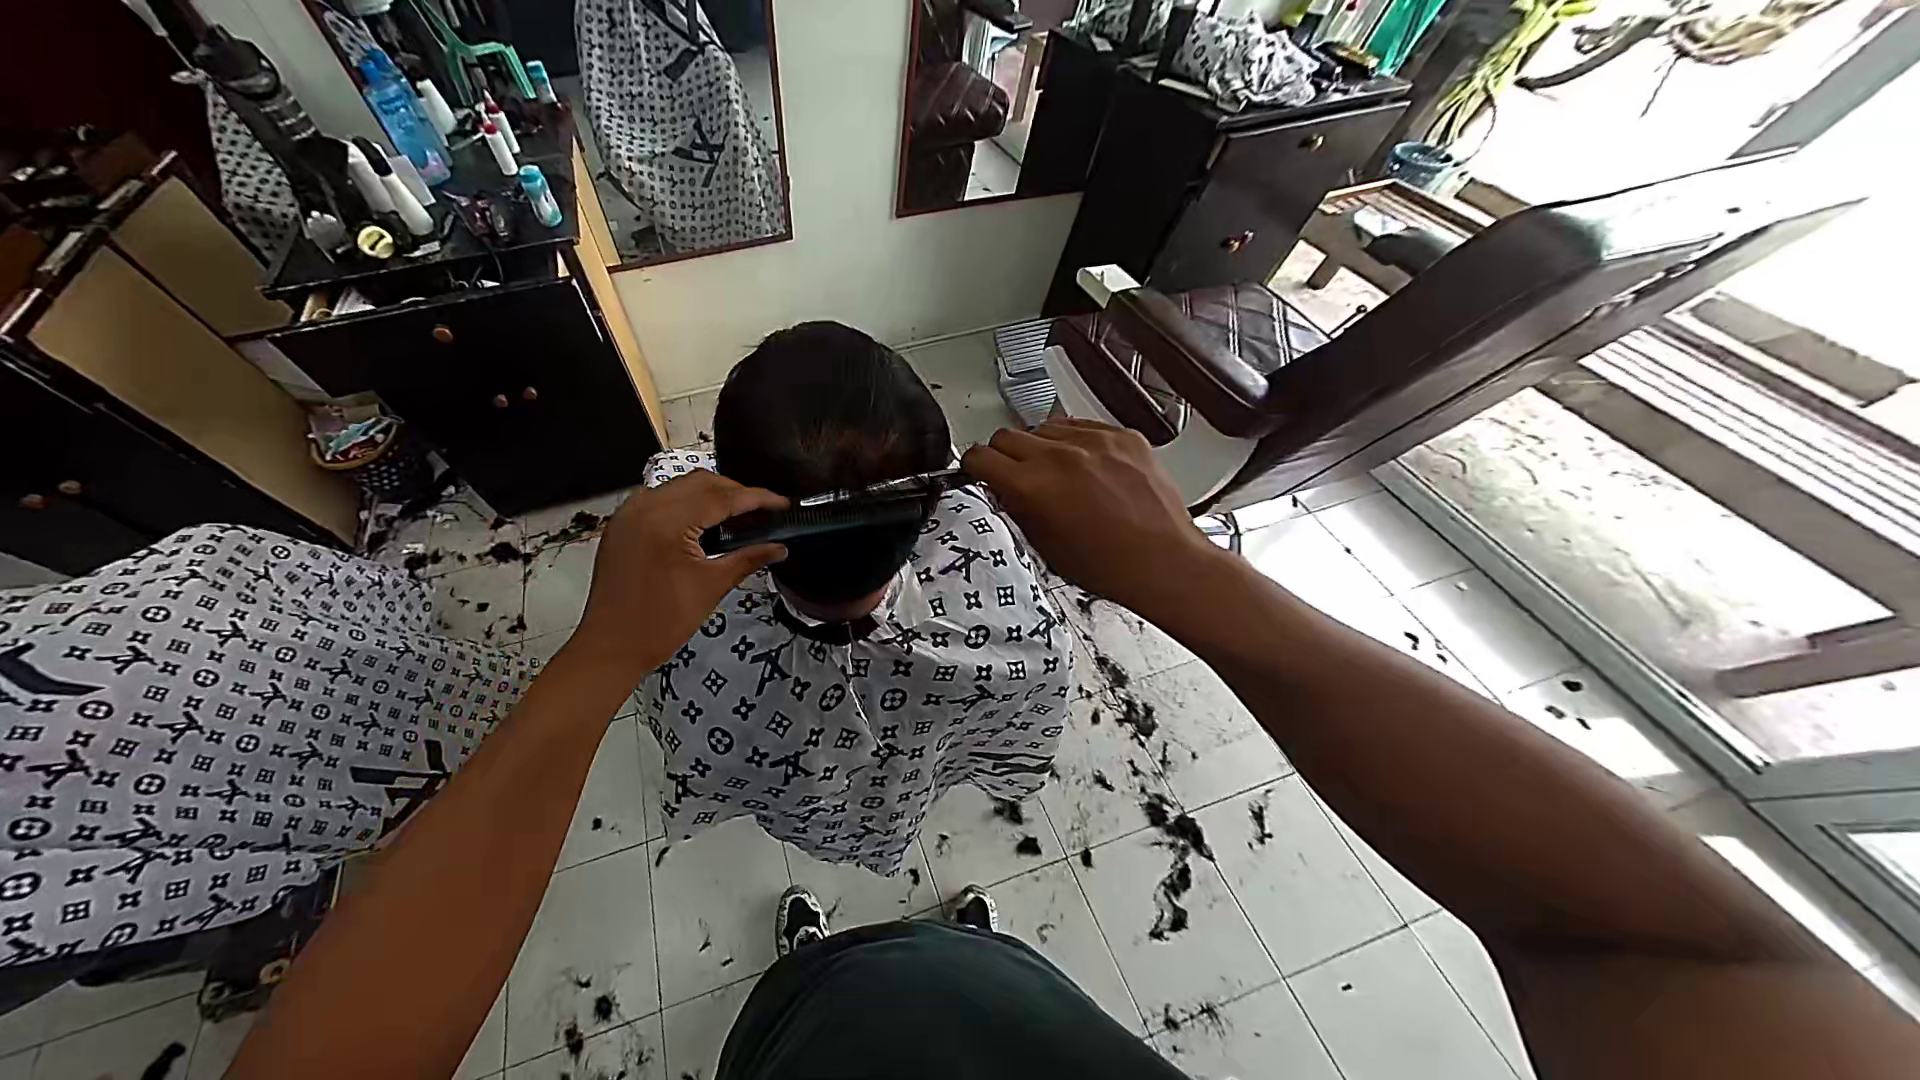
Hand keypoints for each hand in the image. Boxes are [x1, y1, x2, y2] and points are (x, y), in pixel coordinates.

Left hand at [571, 472, 787, 678]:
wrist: (612, 646)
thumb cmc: (661, 622)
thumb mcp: (712, 586)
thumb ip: (748, 559)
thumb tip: (779, 548)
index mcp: (667, 522)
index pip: (722, 497)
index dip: (757, 498)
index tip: (782, 503)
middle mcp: (644, 508)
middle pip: (700, 482)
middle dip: (735, 491)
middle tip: (762, 509)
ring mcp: (629, 514)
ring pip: (679, 486)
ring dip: (710, 493)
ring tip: (737, 513)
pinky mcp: (622, 525)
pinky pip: (659, 498)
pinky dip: (686, 502)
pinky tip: (703, 520)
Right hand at [962, 420, 1223, 614]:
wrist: (1162, 561)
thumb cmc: (1111, 564)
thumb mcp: (1044, 546)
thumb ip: (1017, 509)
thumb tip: (1004, 491)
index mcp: (1033, 486)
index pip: (981, 456)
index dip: (976, 467)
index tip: (981, 471)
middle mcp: (1061, 456)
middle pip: (1007, 435)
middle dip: (1005, 455)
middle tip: (1016, 474)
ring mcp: (1094, 441)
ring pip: (1045, 426)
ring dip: (1042, 447)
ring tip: (1059, 474)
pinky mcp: (1122, 436)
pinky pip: (1083, 426)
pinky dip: (1077, 443)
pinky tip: (1087, 468)